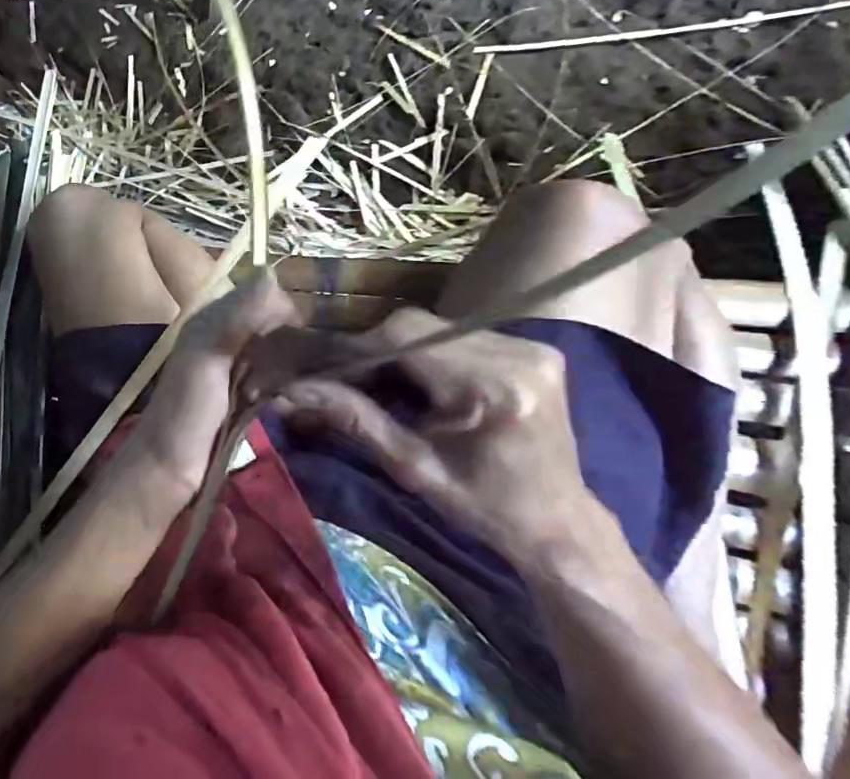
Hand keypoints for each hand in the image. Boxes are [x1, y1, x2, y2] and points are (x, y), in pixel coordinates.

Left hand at [129, 269, 301, 489]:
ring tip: (299, 380)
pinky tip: (291, 393)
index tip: (304, 333)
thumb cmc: (186, 408)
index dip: (285, 308)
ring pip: (275, 346)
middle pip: (271, 320)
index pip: (262, 295)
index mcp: (212, 318)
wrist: (169, 468)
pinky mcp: (244, 392)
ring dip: (289, 361)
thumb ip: (237, 314)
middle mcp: (224, 335)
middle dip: (291, 336)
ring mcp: (234, 365)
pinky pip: (274, 373)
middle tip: (305, 362)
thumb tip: (271, 273)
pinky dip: (284, 379)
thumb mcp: (208, 353)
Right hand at [265, 307, 595, 561]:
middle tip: (347, 381)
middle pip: (419, 326)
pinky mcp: (535, 347)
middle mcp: (518, 355)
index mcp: (492, 390)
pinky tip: (422, 380)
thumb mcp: (413, 467)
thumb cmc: (482, 508)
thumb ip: (355, 419)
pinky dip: (430, 351)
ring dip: (400, 348)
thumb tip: (293, 391)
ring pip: (437, 325)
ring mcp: (531, 346)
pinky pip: (462, 334)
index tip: (320, 370)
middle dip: (374, 349)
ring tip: (382, 384)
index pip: (404, 342)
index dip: (354, 351)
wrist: (556, 523)